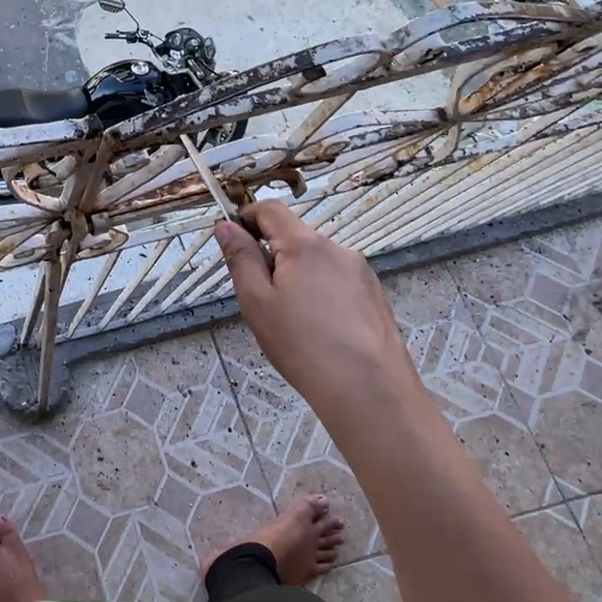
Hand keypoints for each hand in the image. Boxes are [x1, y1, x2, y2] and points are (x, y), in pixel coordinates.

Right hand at [213, 201, 415, 411]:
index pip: (270, 209)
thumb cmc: (302, 345)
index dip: (246, 218)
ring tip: (293, 322)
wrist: (369, 391)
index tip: (233, 244)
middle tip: (262, 299)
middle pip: (294, 237)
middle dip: (272, 257)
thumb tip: (226, 226)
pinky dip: (321, 295)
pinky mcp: (375, 296)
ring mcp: (361, 273)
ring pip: (316, 262)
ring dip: (298, 277)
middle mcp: (337, 250)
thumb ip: (240, 258)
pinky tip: (321, 331)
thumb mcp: (256, 301)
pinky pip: (337, 282)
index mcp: (305, 245)